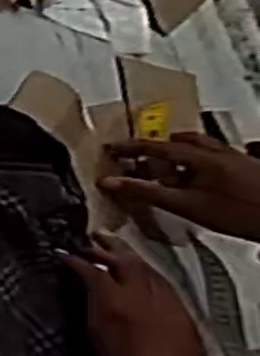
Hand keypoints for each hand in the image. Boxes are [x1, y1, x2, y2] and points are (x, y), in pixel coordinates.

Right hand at [60, 232, 210, 355]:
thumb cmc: (119, 355)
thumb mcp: (94, 325)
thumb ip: (89, 297)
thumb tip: (79, 279)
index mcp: (117, 296)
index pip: (94, 269)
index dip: (75, 259)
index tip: (60, 253)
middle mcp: (144, 294)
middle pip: (128, 264)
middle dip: (110, 250)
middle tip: (94, 239)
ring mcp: (167, 303)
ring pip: (149, 272)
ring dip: (132, 259)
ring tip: (117, 252)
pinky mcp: (181, 313)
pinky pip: (164, 284)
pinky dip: (149, 274)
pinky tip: (144, 276)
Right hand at [103, 133, 259, 240]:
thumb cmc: (244, 214)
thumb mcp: (185, 205)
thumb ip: (145, 192)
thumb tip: (110, 182)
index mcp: (205, 160)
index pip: (158, 147)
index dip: (131, 147)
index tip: (113, 149)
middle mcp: (228, 156)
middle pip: (188, 141)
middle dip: (163, 145)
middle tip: (144, 153)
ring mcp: (249, 163)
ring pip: (212, 148)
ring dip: (187, 152)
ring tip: (174, 163)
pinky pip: (242, 155)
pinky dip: (222, 157)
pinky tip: (222, 164)